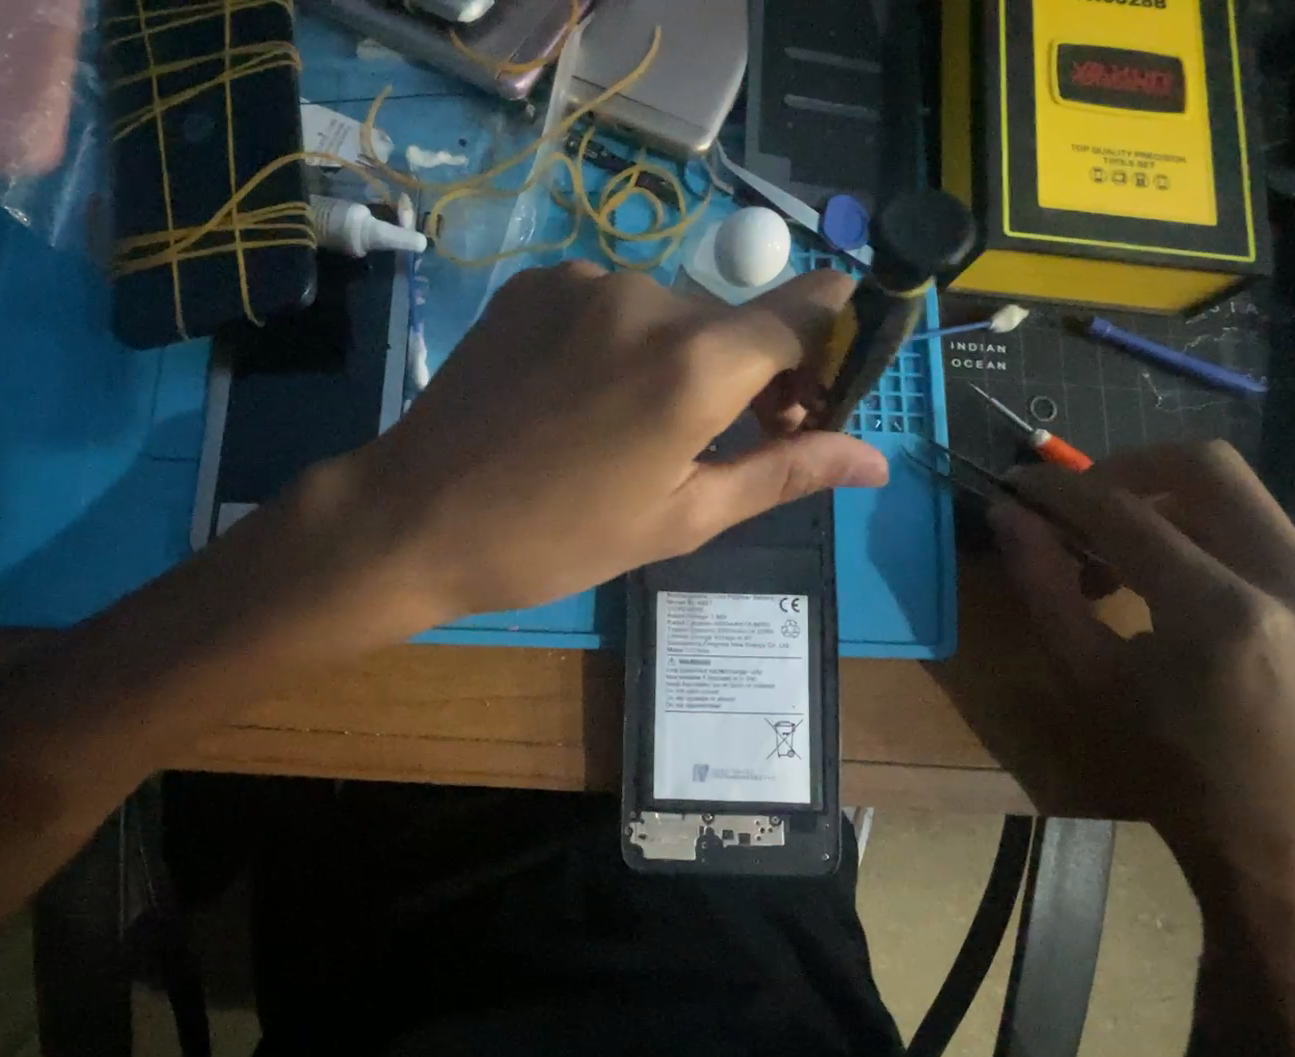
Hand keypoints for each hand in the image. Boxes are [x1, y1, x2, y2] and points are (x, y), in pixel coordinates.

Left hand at [321, 262, 887, 620]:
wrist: (417, 517)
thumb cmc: (558, 538)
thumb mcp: (683, 519)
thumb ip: (785, 473)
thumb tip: (877, 461)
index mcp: (697, 361)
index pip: (808, 310)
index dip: (830, 348)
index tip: (814, 399)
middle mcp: (648, 296)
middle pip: (734, 322)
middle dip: (750, 375)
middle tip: (723, 445)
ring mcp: (583, 280)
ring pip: (670, 315)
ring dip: (679, 362)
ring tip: (635, 432)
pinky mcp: (535, 284)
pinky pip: (608, 304)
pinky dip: (619, 344)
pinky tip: (584, 400)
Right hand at [984, 442, 1294, 899]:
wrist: (1284, 835)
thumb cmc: (1165, 765)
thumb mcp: (1084, 676)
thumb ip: (1043, 585)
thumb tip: (1008, 515)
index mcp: (1221, 616)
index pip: (1125, 512)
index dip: (1060, 489)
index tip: (1019, 482)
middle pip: (1204, 465)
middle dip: (1123, 467)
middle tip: (1076, 501)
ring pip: (1237, 492)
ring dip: (1161, 501)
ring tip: (1115, 553)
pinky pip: (1262, 529)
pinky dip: (1201, 533)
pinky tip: (1169, 579)